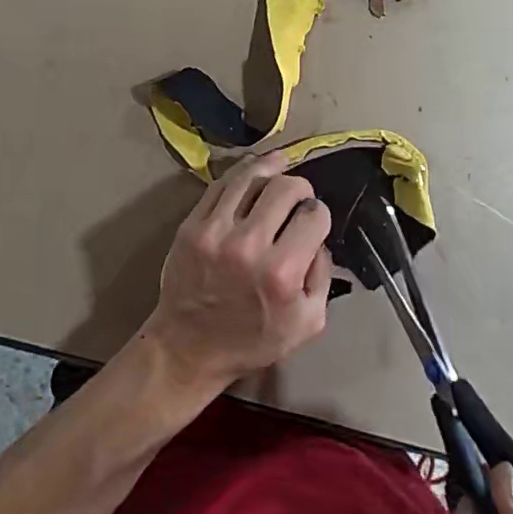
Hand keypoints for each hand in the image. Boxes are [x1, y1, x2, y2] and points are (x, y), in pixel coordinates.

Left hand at [138, 151, 335, 394]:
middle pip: (285, 188)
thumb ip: (323, 276)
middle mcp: (248, 246)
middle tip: (299, 198)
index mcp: (281, 273)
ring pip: (251, 178)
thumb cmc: (252, 340)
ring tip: (281, 168)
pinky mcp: (191, 226)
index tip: (314, 222)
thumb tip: (319, 238)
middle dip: (300, 187)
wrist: (189, 346)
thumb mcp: (308, 323)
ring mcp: (214, 232)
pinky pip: (221, 186)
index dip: (320, 214)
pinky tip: (254, 171)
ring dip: (272, 170)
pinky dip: (242, 174)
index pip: (314, 216)